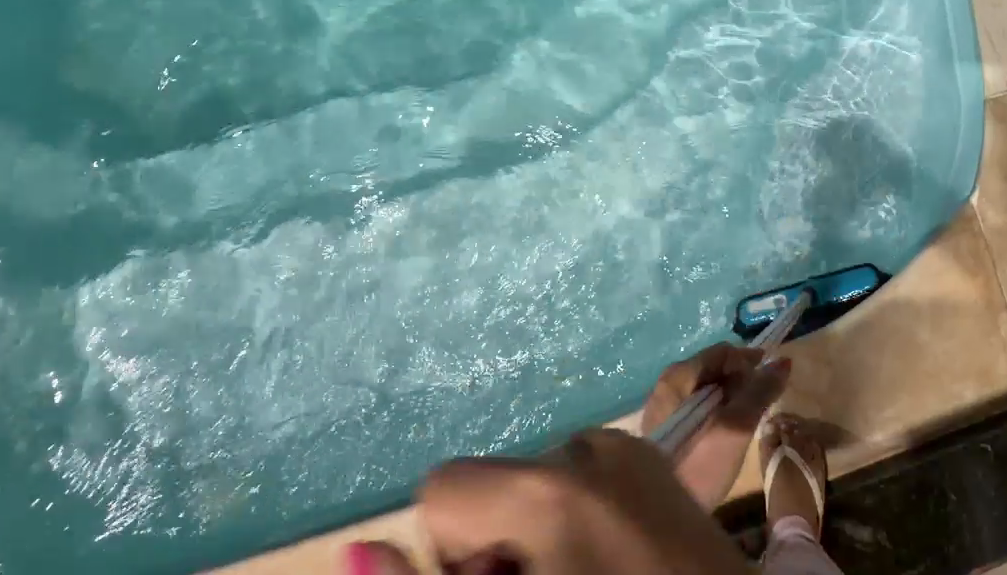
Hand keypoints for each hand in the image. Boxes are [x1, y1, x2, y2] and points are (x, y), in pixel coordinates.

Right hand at [348, 428, 752, 574]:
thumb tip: (354, 548)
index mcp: (549, 484)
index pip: (444, 486)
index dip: (456, 550)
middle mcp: (589, 445)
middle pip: (495, 485)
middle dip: (497, 541)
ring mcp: (629, 446)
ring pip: (538, 482)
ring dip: (539, 532)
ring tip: (584, 574)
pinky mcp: (653, 459)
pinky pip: (582, 476)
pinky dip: (577, 515)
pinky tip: (609, 557)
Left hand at [640, 345, 790, 508]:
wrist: (656, 517)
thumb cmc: (698, 464)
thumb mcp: (736, 427)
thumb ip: (760, 392)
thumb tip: (783, 361)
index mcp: (678, 375)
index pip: (723, 351)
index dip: (750, 363)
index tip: (769, 385)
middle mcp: (666, 385)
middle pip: (714, 369)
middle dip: (741, 382)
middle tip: (758, 408)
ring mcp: (663, 408)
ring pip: (707, 390)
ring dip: (731, 399)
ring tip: (745, 424)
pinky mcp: (664, 431)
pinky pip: (697, 408)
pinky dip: (717, 413)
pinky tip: (725, 436)